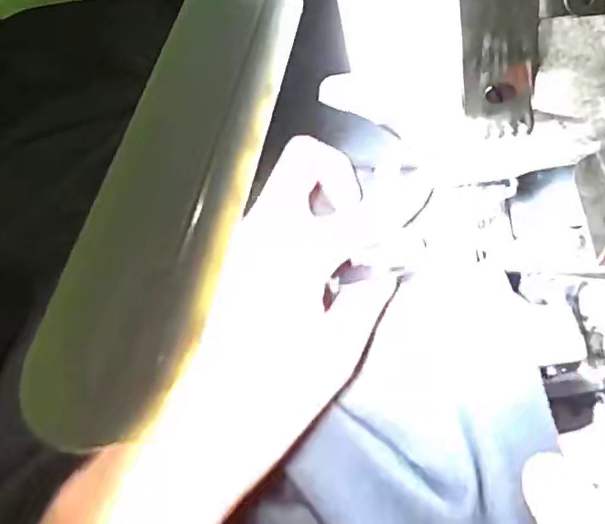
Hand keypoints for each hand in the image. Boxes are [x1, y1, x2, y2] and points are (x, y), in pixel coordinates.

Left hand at [41, 137, 397, 523]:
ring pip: (283, 188)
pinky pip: (267, 220)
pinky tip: (303, 275)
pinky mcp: (220, 261)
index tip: (421, 184)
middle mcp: (260, 233)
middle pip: (305, 158)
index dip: (400, 199)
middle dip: (341, 173)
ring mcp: (235, 243)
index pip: (362, 213)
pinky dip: (295, 228)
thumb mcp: (336, 355)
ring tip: (334, 252)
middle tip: (356, 214)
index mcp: (295, 253)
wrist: (182, 445)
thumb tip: (388, 263)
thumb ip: (369, 295)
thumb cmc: (267, 401)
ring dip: (318, 201)